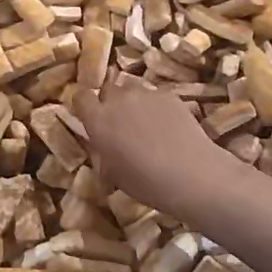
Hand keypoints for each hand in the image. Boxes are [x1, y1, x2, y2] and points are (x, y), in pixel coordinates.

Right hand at [73, 76, 241, 207]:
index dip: (85, 106)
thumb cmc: (146, 182)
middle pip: (107, 89)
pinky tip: (167, 125)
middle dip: (110, 102)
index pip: (81, 97)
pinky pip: (154, 96)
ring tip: (145, 123)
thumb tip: (103, 147)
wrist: (191, 175)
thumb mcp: (112, 173)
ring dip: (132, 102)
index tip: (91, 118)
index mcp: (98, 120)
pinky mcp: (169, 95)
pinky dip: (156, 106)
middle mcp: (118, 100)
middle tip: (120, 123)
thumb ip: (102, 152)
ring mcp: (145, 94)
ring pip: (131, 89)